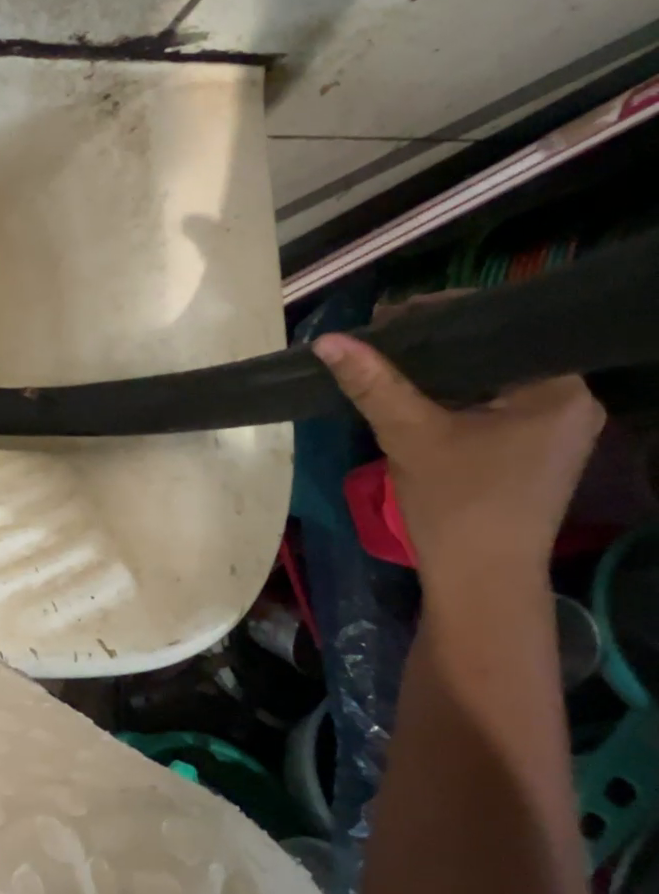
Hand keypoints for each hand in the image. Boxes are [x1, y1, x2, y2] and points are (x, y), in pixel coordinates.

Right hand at [313, 333, 603, 577]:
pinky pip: (482, 407)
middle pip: (490, 355)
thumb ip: (373, 383)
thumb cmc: (458, 502)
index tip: (383, 320)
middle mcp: (566, 401)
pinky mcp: (526, 451)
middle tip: (373, 342)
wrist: (479, 577)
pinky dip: (444, 400)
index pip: (498, 329)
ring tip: (380, 366)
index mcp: (558, 389)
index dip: (438, 317)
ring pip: (482, 382)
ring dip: (432, 375)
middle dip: (429, 347)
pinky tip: (404, 400)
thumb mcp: (409, 434)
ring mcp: (549, 429)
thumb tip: (328, 340)